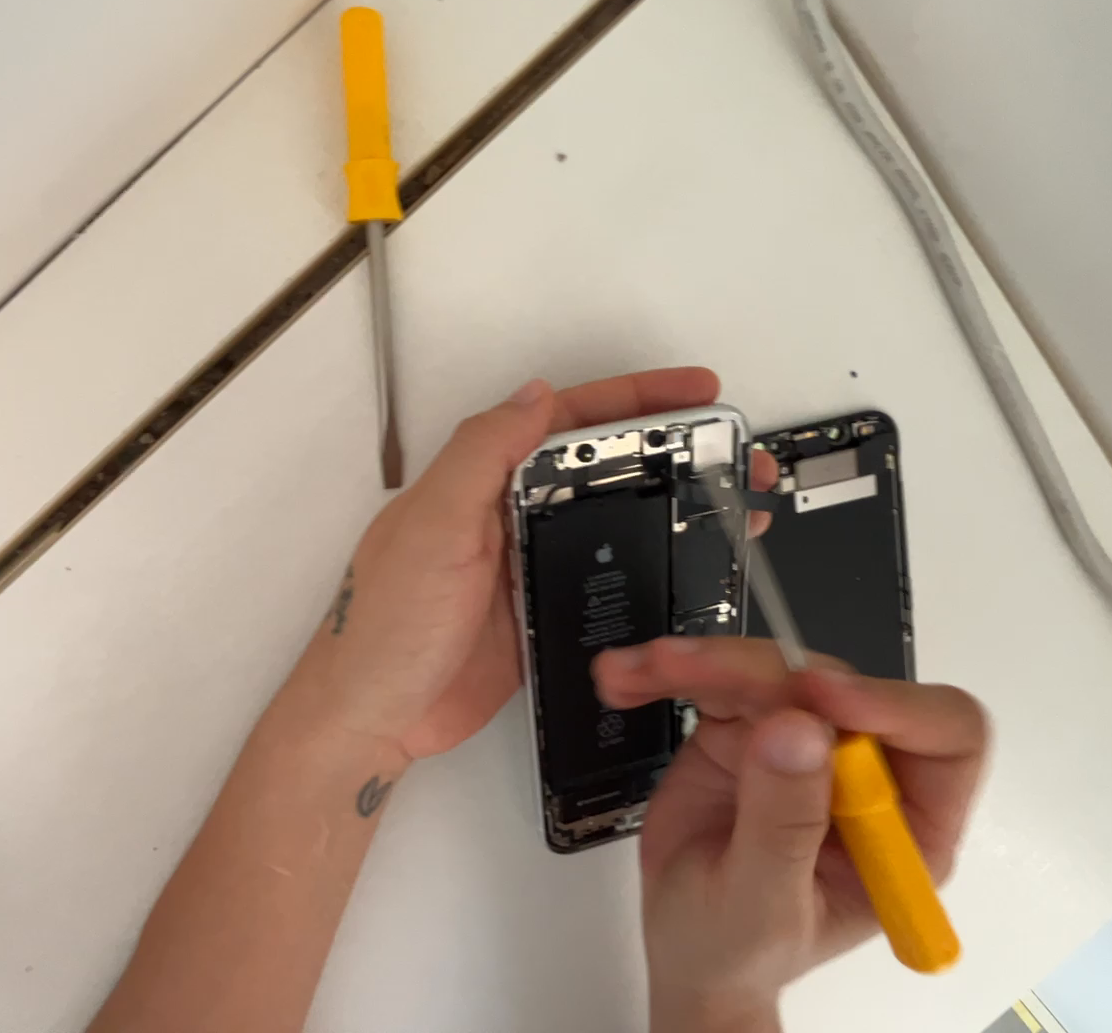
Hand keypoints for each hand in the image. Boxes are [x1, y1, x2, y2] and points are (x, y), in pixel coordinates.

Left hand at [287, 368, 722, 761]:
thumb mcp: (431, 526)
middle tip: (735, 457)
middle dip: (671, 454)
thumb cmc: (387, 624)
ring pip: (610, 520)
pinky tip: (686, 569)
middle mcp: (508, 514)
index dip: (634, 401)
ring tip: (731, 508)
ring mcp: (528, 564)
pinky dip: (646, 566)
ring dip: (667, 509)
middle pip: (600, 468)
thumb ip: (480, 455)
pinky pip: (603, 576)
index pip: (566, 422)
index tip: (696, 392)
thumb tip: (535, 395)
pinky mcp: (540, 610)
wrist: (375, 718)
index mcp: (483, 481)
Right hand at [592, 639, 988, 1031]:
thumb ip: (783, 824)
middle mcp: (857, 770)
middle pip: (828, 685)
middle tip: (677, 669)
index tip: (813, 694)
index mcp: (903, 823)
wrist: (684, 945)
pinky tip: (624, 678)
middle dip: (752, 671)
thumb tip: (797, 727)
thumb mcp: (765, 904)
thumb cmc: (739, 949)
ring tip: (628, 672)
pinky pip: (709, 681)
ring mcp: (796, 742)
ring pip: (762, 670)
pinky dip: (662, 674)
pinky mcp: (740, 727)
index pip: (941, 735)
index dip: (890, 701)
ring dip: (693, 663)